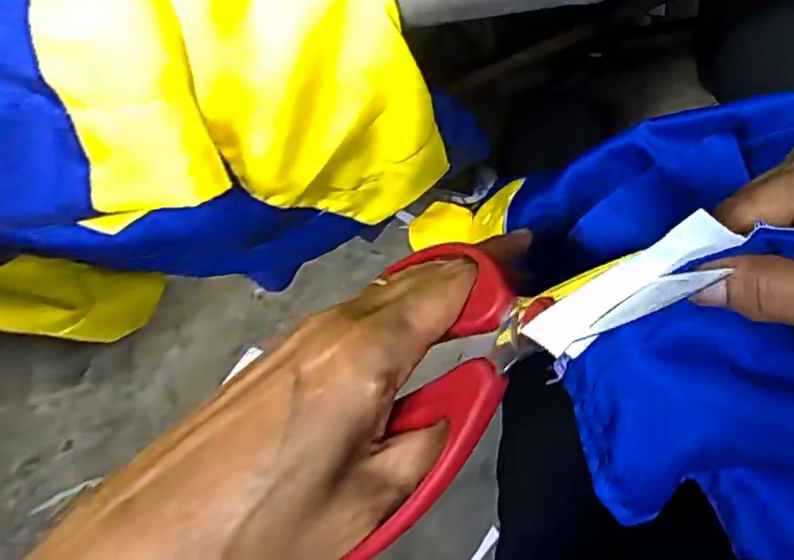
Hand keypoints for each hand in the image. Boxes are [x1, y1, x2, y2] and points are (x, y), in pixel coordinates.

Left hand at [37, 233, 529, 559]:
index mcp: (367, 351)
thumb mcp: (371, 498)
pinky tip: (413, 330)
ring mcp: (298, 338)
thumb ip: (441, 427)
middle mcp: (335, 327)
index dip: (501, 269)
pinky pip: (361, 311)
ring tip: (476, 294)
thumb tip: (467, 385)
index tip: (536, 265)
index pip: (456, 280)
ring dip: (441, 283)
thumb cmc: (257, 533)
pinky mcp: (274, 358)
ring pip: (392, 288)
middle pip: (426, 272)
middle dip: (478, 263)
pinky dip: (404, 304)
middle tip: (522, 260)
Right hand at [694, 135, 793, 343]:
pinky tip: (767, 265)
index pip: (731, 213)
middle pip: (741, 205)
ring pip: (755, 206)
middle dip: (721, 252)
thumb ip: (768, 291)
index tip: (665, 297)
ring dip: (742, 246)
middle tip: (709, 303)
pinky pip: (777, 203)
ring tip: (740, 290)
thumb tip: (693, 282)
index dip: (696, 256)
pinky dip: (764, 235)